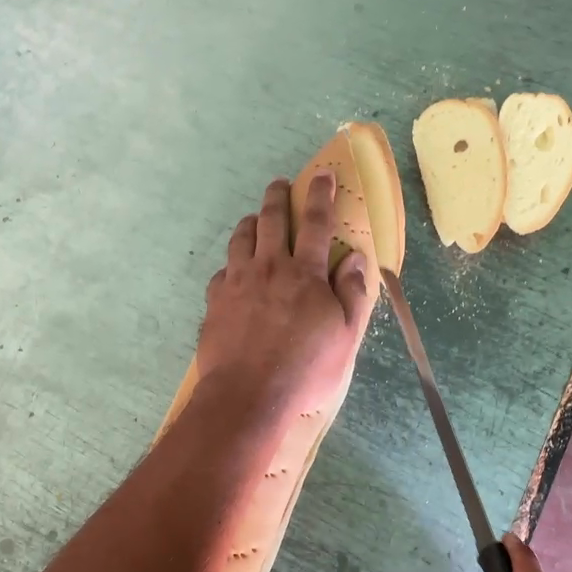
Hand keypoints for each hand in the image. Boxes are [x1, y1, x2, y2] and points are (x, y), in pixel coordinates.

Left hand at [197, 174, 373, 420]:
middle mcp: (269, 268)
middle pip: (272, 219)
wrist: (247, 396)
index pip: (316, 223)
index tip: (321, 174)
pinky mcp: (215, 301)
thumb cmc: (304, 370)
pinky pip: (223, 270)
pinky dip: (232, 263)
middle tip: (279, 184)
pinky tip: (235, 271)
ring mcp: (237, 282)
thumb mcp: (346, 337)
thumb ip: (353, 294)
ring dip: (251, 223)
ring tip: (255, 220)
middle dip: (277, 196)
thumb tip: (356, 258)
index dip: (320, 195)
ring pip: (241, 238)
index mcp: (305, 273)